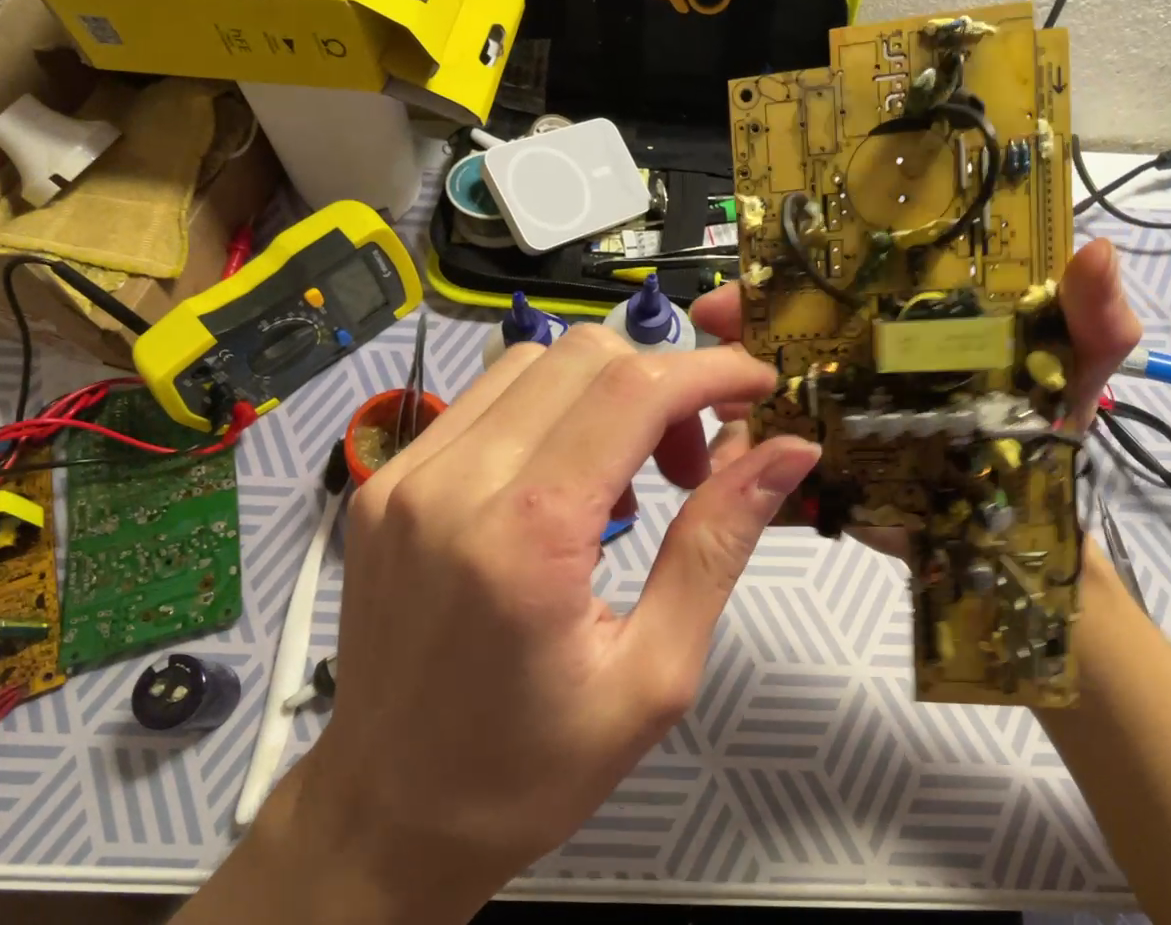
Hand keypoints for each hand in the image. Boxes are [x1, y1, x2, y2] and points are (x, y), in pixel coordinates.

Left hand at [291, 326, 819, 922]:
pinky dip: (545, 412)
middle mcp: (452, 482)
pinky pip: (481, 403)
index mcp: (525, 535)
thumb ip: (717, 546)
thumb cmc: (531, 769)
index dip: (709, 370)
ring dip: (603, 394)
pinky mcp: (382, 485)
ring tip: (626, 481)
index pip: (633, 390)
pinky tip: (562, 484)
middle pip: (582, 356)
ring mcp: (404, 475)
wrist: (390, 813)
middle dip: (662, 384)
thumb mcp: (653, 674)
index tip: (757, 388)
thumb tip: (788, 453)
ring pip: (528, 364)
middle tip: (692, 463)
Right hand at [690, 238, 1142, 555]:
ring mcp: (839, 411)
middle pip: (793, 325)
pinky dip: (741, 446)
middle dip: (747, 316)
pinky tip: (720, 443)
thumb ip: (1096, 321)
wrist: (1012, 540)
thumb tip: (1094, 249)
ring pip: (770, 382)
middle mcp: (867, 357)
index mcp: (914, 323)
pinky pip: (774, 447)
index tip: (764, 264)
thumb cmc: (1044, 442)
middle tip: (716, 318)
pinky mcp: (826, 463)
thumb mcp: (1079, 372)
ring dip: (730, 377)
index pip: (853, 277)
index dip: (807, 263)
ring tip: (712, 385)